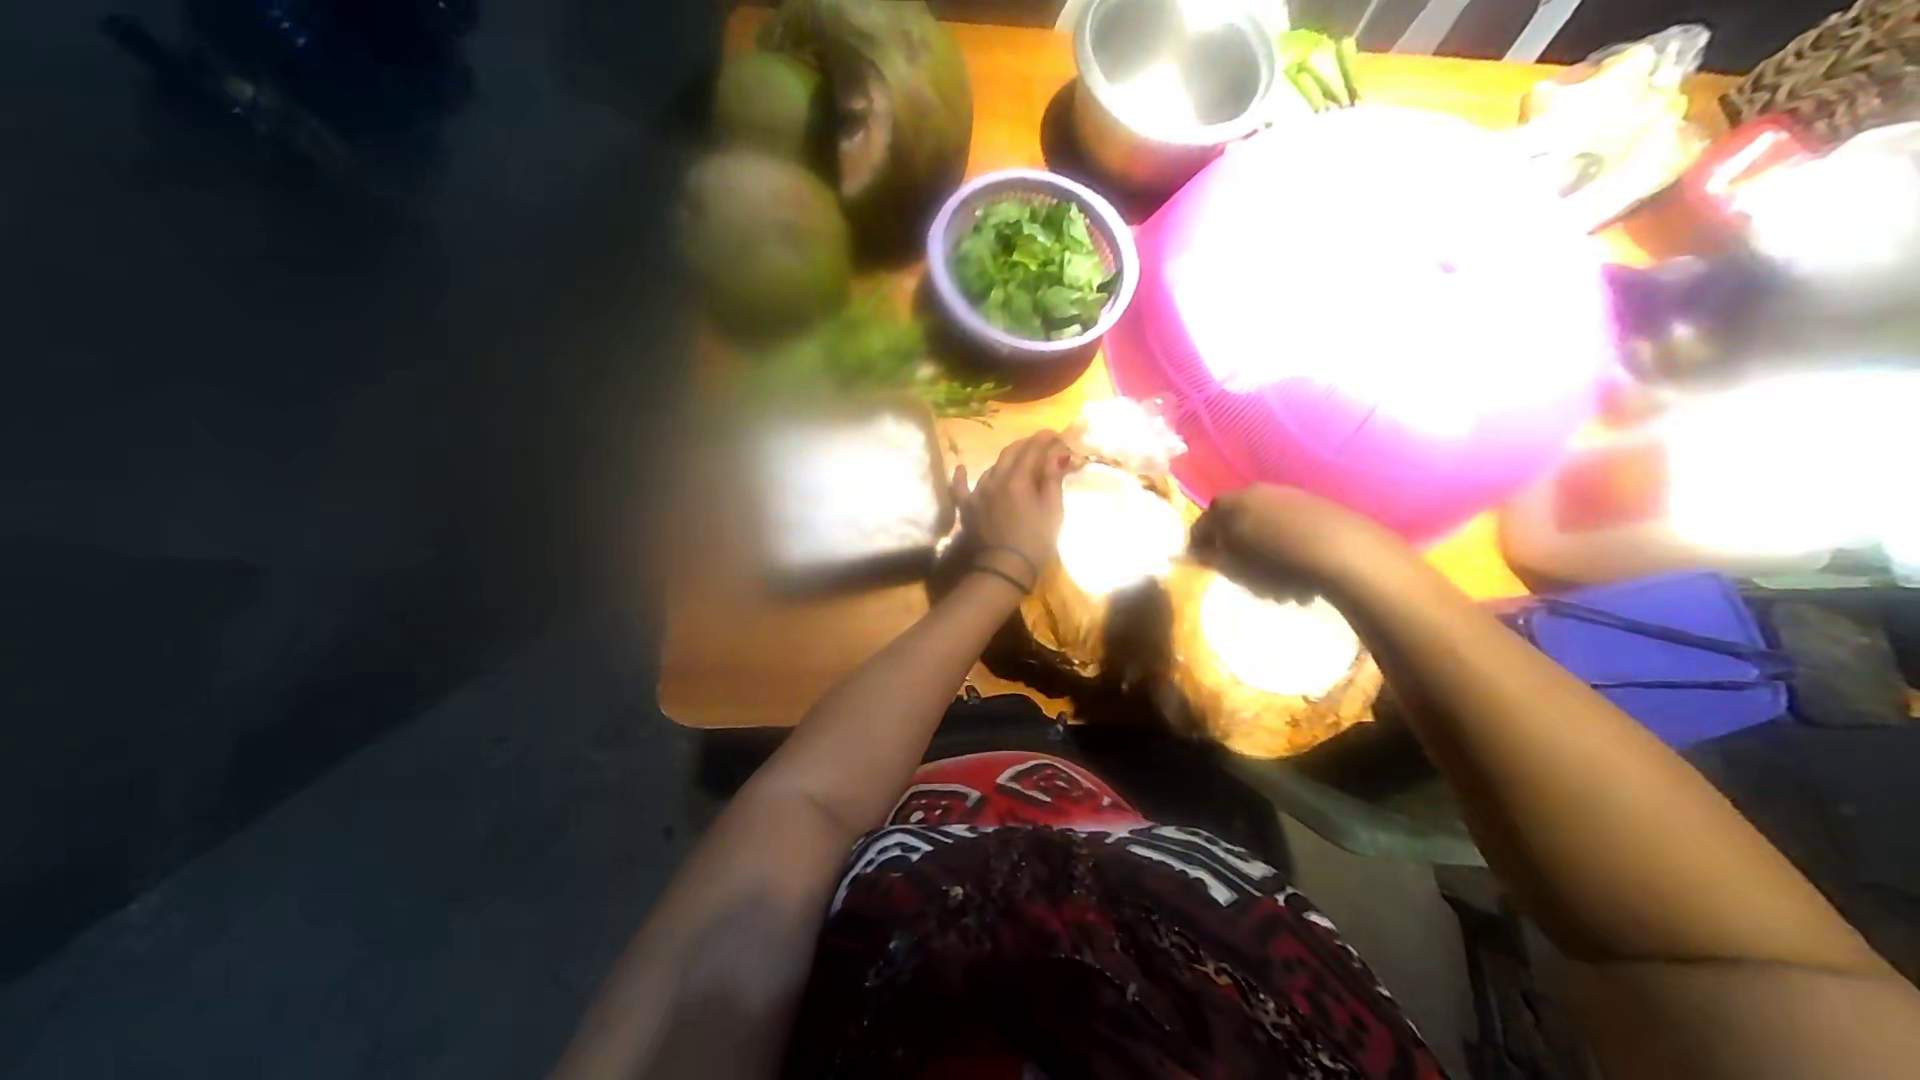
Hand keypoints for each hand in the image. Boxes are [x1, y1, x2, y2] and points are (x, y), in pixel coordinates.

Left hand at [950, 432, 1071, 590]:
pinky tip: (961, 467)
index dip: (1045, 439)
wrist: (1003, 570)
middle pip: (1010, 453)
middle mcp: (995, 479)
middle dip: (1027, 445)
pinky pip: (960, 487)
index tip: (1056, 435)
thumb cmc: (1035, 543)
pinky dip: (961, 476)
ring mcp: (978, 493)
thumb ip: (1053, 479)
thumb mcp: (1052, 511)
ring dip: (1006, 462)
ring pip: (992, 468)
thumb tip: (1058, 454)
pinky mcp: (966, 508)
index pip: (1033, 449)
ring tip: (1017, 464)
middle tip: (1040, 446)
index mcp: (1019, 479)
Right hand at [1189, 485, 1406, 592]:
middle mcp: (1254, 492)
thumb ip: (1210, 557)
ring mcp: (1288, 497)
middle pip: (1236, 528)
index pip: (1201, 526)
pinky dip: (1291, 553)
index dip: (1200, 550)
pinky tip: (1303, 578)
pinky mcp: (1318, 507)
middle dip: (1240, 557)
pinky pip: (1292, 532)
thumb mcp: (1232, 566)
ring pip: (1266, 532)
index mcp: (1226, 503)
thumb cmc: (1273, 562)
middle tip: (1249, 584)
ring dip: (1268, 560)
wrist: (1340, 550)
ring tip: (1281, 588)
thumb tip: (1192, 552)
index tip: (1206, 571)